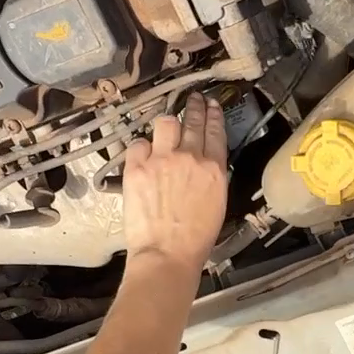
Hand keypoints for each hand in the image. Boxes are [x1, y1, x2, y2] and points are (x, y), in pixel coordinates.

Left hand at [121, 94, 227, 273]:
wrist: (168, 253)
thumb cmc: (196, 238)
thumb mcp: (218, 204)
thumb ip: (211, 177)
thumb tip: (204, 164)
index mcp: (214, 169)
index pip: (214, 131)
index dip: (212, 115)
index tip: (211, 105)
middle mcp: (189, 157)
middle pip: (191, 121)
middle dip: (194, 107)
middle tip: (194, 100)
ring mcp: (160, 160)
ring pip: (165, 123)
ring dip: (167, 124)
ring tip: (166, 127)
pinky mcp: (136, 168)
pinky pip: (138, 144)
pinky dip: (142, 147)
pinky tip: (144, 154)